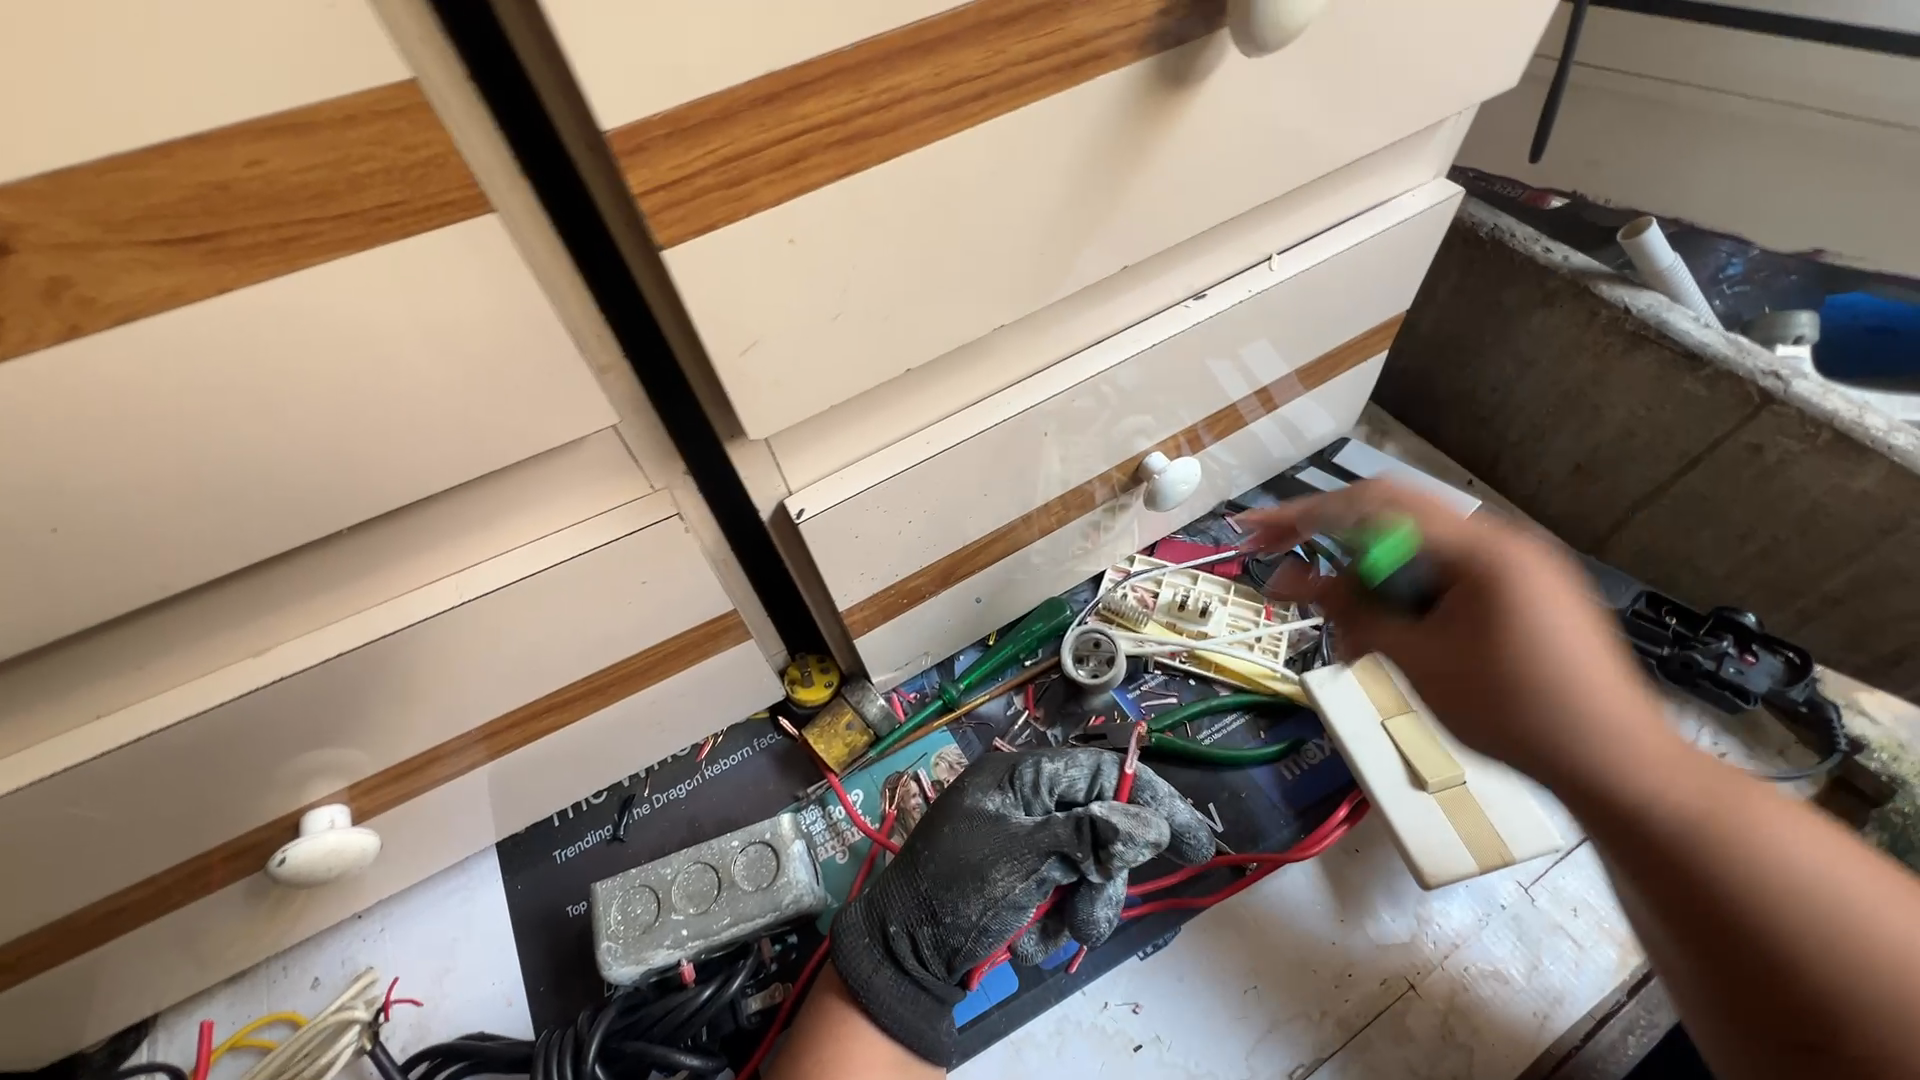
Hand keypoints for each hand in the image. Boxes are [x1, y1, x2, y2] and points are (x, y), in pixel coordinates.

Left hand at [830, 747, 1213, 1063]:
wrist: (904, 951)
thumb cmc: (956, 886)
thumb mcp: (1022, 855)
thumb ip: (1088, 835)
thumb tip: (1150, 823)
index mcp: (1021, 778)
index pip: (1101, 773)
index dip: (1151, 800)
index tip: (1194, 840)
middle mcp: (1029, 803)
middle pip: (1102, 828)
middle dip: (1102, 879)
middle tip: (1088, 915)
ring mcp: (1029, 844)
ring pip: (1090, 870)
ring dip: (1078, 909)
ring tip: (1049, 932)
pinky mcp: (1027, 881)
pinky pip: (1067, 898)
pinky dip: (1054, 924)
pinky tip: (1025, 938)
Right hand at [1235, 480, 1672, 791]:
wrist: (1617, 766)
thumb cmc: (1515, 715)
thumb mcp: (1417, 661)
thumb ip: (1353, 610)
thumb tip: (1294, 578)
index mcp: (1482, 549)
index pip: (1375, 506)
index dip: (1306, 514)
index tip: (1255, 531)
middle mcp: (1500, 542)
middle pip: (1393, 521)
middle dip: (1330, 541)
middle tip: (1276, 563)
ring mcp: (1513, 566)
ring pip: (1413, 552)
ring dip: (1366, 579)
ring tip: (1342, 626)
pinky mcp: (1517, 593)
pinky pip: (1441, 576)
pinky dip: (1401, 596)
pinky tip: (1386, 631)